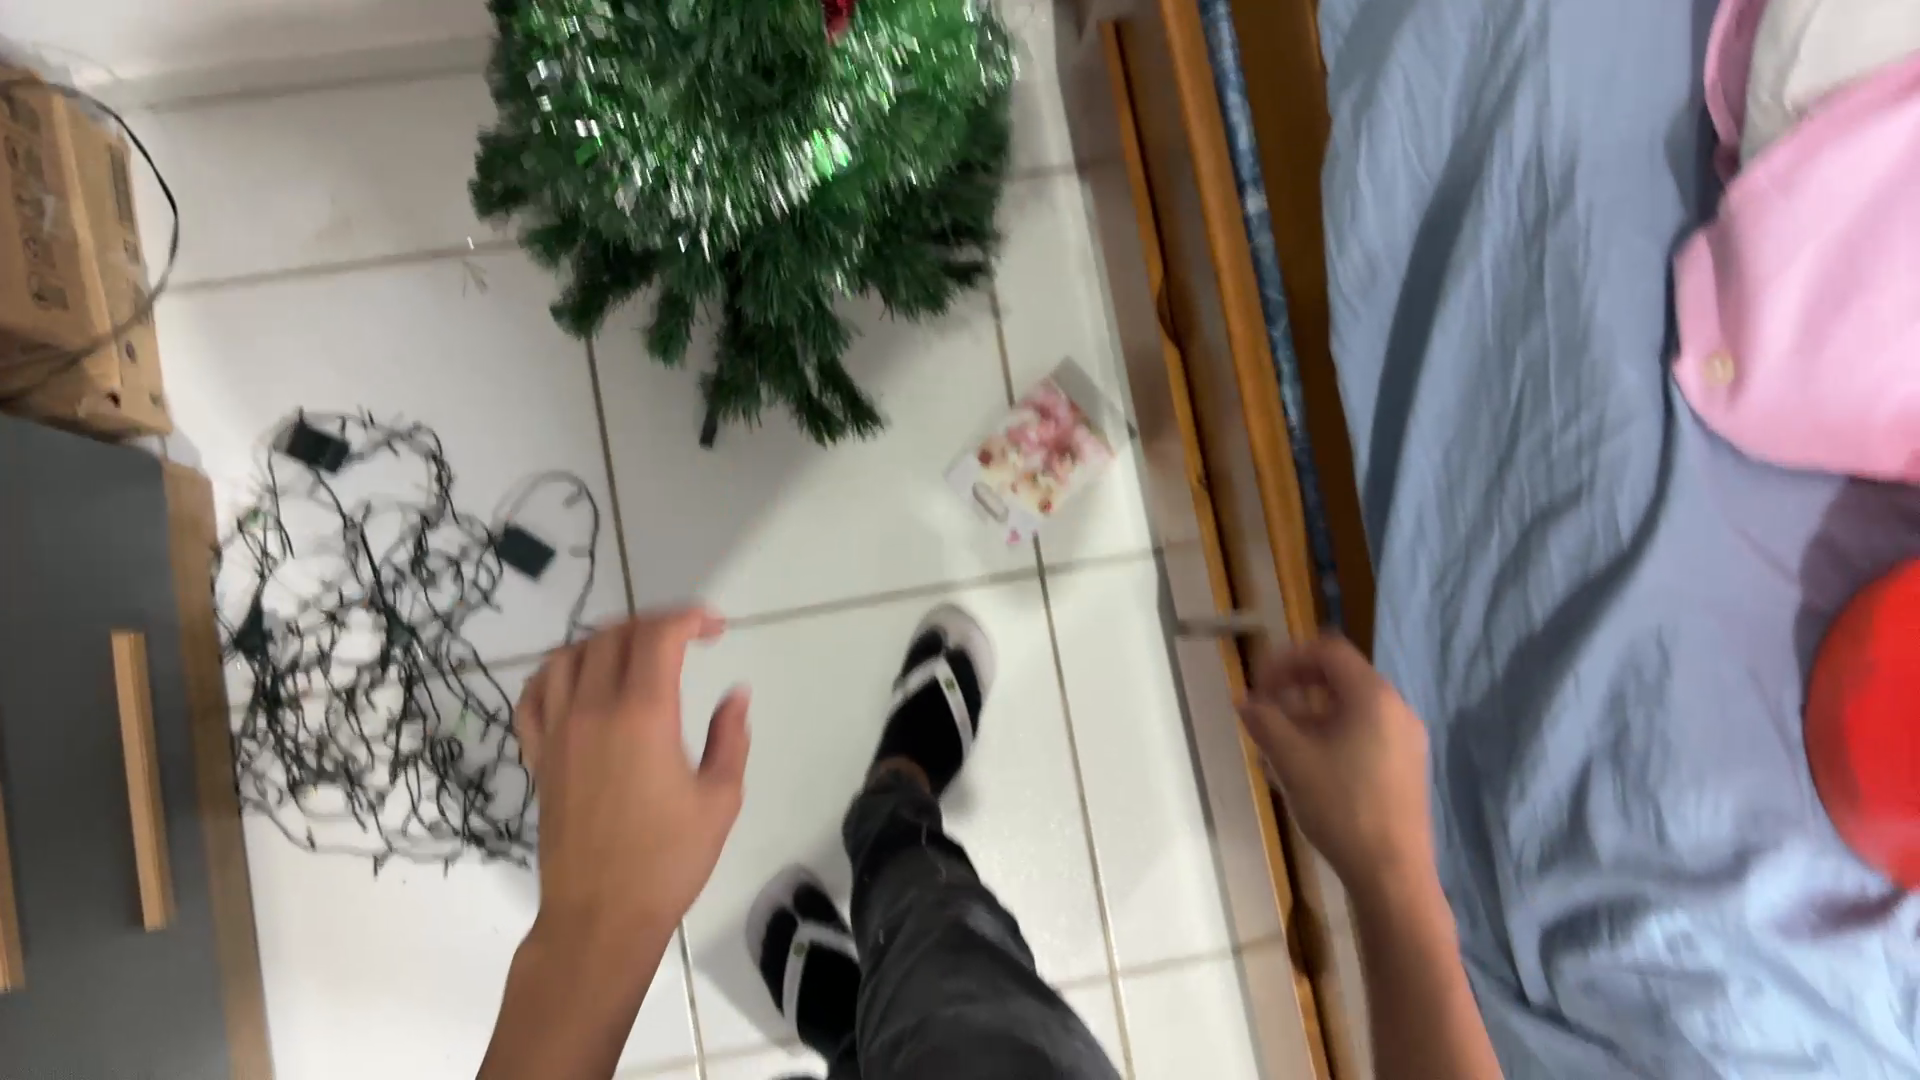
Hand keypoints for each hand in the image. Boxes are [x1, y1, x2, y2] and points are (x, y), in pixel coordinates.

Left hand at [516, 607, 750, 952]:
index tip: (716, 627)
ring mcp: (558, 732)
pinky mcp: (539, 756)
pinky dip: (558, 671)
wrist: (601, 918)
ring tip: (638, 652)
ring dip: (608, 640)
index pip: (659, 636)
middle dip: (656, 623)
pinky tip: (582, 680)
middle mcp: (593, 711)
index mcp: (643, 716)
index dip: (690, 618)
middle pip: (615, 636)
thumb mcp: (721, 796)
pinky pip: (535, 694)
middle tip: (688, 638)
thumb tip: (735, 695)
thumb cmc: (670, 859)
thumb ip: (731, 736)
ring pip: (570, 655)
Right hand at [1237, 635, 1434, 898]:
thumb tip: (1244, 701)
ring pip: (1350, 706)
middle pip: (1339, 676)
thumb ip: (1263, 720)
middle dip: (1294, 687)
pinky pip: (1363, 731)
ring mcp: (1406, 739)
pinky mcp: (1406, 766)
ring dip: (1308, 713)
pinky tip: (1308, 766)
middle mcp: (1396, 709)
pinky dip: (1331, 733)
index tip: (1259, 686)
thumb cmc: (1341, 807)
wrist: (1392, 875)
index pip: (1327, 651)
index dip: (1286, 660)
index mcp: (1373, 697)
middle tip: (1264, 711)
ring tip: (1279, 744)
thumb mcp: (1290, 759)